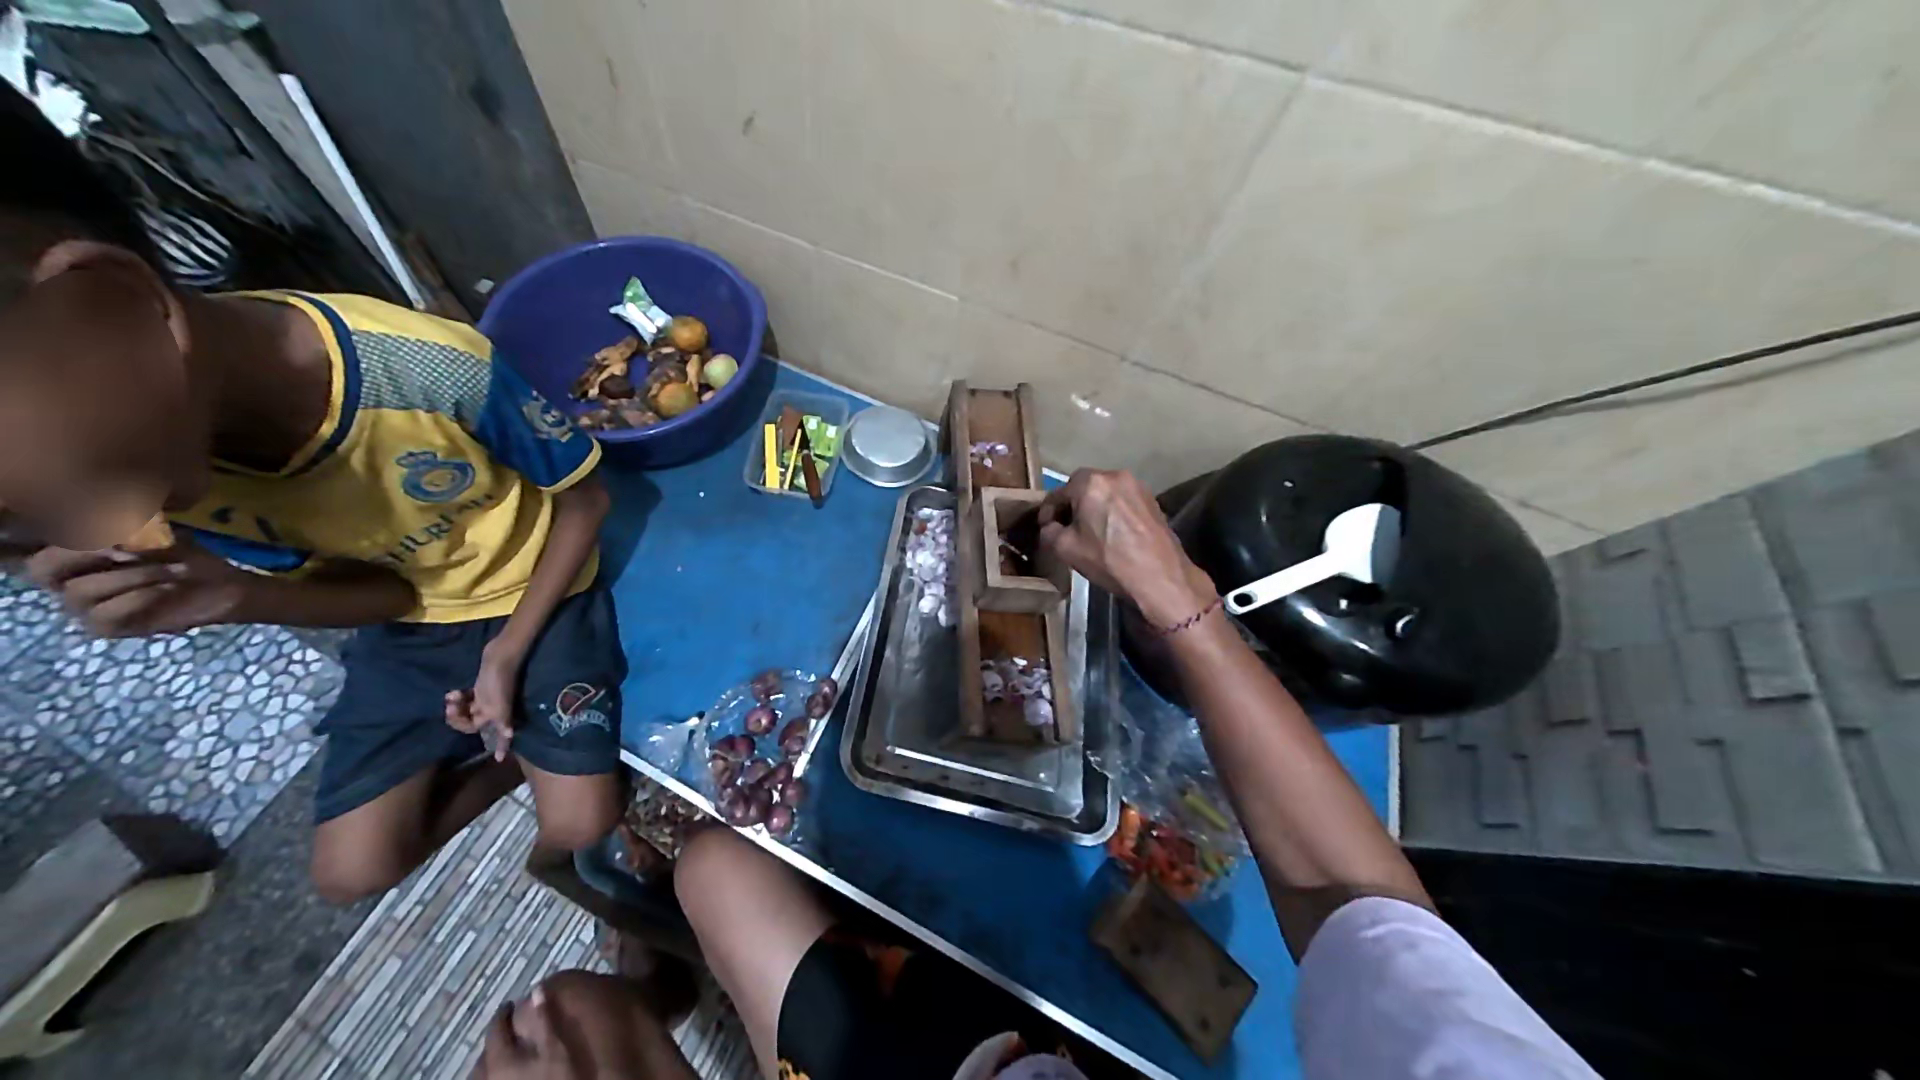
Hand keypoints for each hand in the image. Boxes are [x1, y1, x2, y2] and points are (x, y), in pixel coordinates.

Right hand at [24, 536, 250, 636]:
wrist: (225, 587)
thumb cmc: (188, 559)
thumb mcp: (166, 537)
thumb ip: (137, 529)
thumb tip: (117, 527)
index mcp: (77, 557)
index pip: (41, 545)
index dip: (71, 538)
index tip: (116, 532)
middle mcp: (69, 581)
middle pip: (42, 569)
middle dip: (85, 554)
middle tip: (131, 550)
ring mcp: (85, 607)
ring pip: (80, 591)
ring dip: (136, 575)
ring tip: (178, 569)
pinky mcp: (107, 627)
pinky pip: (105, 614)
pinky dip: (140, 597)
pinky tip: (169, 588)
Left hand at [447, 645, 522, 760]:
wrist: (500, 655)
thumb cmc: (500, 680)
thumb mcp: (500, 702)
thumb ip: (503, 720)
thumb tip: (509, 736)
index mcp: (499, 715)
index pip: (498, 735)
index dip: (500, 745)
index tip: (498, 758)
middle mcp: (494, 710)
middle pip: (473, 724)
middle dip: (458, 720)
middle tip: (452, 708)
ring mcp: (487, 699)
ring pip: (467, 713)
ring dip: (456, 708)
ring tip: (452, 697)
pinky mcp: (481, 689)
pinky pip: (466, 701)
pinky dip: (458, 699)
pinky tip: (454, 692)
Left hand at [473, 987, 579, 1079]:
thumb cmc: (556, 1079)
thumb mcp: (555, 1048)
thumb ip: (545, 1019)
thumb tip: (537, 989)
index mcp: (501, 1060)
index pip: (495, 1032)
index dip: (501, 1016)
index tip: (509, 1004)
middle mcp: (488, 1077)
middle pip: (483, 1055)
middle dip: (493, 1040)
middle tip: (508, 1028)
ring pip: (479, 1076)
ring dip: (488, 1062)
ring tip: (501, 1053)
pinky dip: (489, 1076)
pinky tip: (502, 1075)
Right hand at [1038, 469, 1217, 627]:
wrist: (1160, 576)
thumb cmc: (1109, 560)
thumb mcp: (1066, 549)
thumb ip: (1049, 532)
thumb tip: (1050, 526)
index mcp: (1090, 482)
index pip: (1058, 492)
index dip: (1048, 511)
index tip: (1046, 528)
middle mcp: (1114, 475)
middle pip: (1083, 487)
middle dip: (1073, 505)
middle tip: (1068, 528)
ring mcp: (1137, 486)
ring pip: (1105, 492)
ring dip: (1094, 507)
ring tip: (1092, 530)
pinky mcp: (1152, 499)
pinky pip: (1123, 500)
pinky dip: (1113, 511)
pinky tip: (1114, 533)